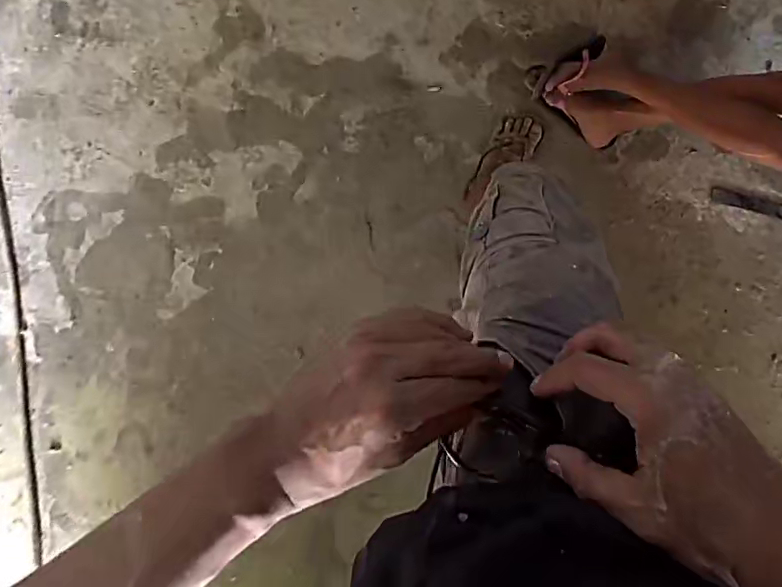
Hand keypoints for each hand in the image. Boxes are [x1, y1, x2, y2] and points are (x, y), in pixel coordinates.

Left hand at [263, 308, 510, 509]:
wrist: (278, 447)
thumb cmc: (335, 465)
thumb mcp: (391, 456)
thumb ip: (439, 423)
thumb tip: (478, 403)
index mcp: (387, 407)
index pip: (450, 386)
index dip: (481, 385)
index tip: (502, 384)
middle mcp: (380, 365)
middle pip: (446, 353)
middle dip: (479, 359)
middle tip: (503, 363)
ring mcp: (369, 340)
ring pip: (431, 329)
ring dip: (460, 339)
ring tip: (478, 350)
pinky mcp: (361, 327)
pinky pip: (409, 316)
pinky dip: (435, 322)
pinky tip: (448, 332)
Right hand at [531, 325, 781, 585]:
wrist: (773, 525)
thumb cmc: (703, 519)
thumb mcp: (638, 507)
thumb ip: (589, 478)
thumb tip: (551, 455)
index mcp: (648, 396)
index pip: (588, 368)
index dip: (556, 376)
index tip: (536, 391)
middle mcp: (668, 373)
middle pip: (614, 334)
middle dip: (580, 343)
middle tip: (558, 369)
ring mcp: (689, 376)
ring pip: (638, 340)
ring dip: (607, 346)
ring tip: (586, 374)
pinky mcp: (703, 387)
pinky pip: (657, 355)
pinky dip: (630, 356)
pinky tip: (625, 387)